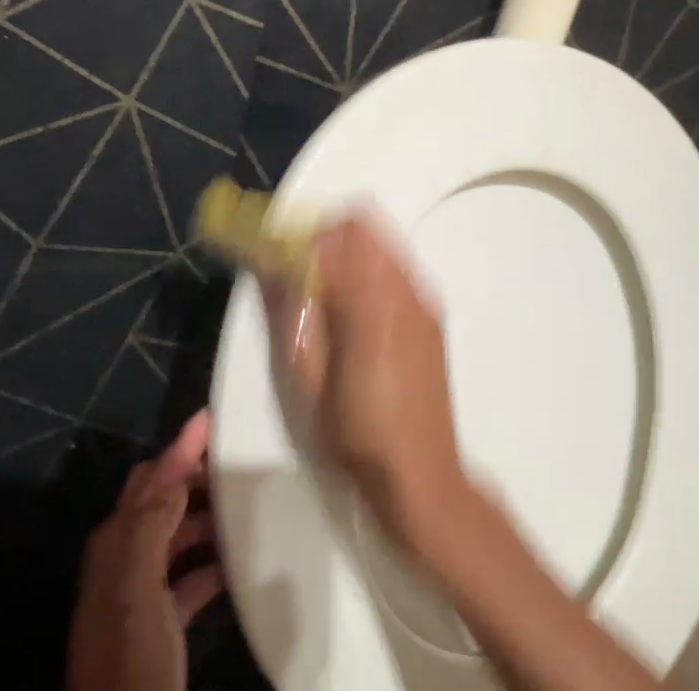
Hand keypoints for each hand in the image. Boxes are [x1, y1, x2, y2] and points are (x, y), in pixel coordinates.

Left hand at [67, 410, 223, 690]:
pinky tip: (236, 565)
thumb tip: (174, 472)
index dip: (181, 446)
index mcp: (117, 541)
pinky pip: (186, 578)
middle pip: (160, 499)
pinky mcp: (158, 622)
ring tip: (248, 506)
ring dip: (205, 518)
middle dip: (193, 475)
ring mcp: (140, 590)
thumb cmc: (130, 656)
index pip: (152, 478)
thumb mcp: (138, 588)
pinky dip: (209, 565)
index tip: (211, 416)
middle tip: (238, 459)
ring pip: (175, 537)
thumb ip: (152, 526)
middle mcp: (125, 556)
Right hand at [264, 214, 466, 546]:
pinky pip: (394, 265)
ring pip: (379, 240)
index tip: (266, 251)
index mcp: (367, 305)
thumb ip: (289, 312)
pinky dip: (365, 267)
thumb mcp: (307, 379)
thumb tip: (267, 264)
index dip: (289, 236)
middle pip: (359, 223)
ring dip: (343, 249)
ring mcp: (423, 300)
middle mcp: (402, 289)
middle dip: (319, 234)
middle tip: (292, 268)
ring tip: (318, 289)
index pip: (326, 238)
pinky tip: (349, 308)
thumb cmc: (356, 435)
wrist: (423, 474)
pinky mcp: (432, 314)